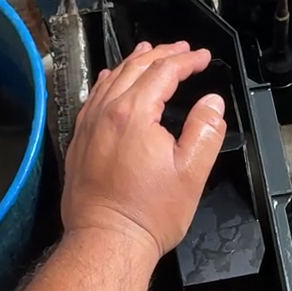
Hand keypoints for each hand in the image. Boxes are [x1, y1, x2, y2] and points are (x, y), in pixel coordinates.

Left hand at [62, 41, 225, 262]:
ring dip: (133, 63)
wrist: (107, 241)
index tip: (202, 57)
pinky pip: (93, 98)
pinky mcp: (80, 142)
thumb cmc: (148, 213)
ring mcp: (88, 127)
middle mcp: (106, 113)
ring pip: (111, 80)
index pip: (163, 72)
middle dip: (162, 54)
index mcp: (134, 114)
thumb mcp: (192, 172)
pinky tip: (112, 81)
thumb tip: (212, 103)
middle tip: (182, 50)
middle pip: (134, 68)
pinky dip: (108, 82)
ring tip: (148, 53)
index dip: (186, 60)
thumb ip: (205, 130)